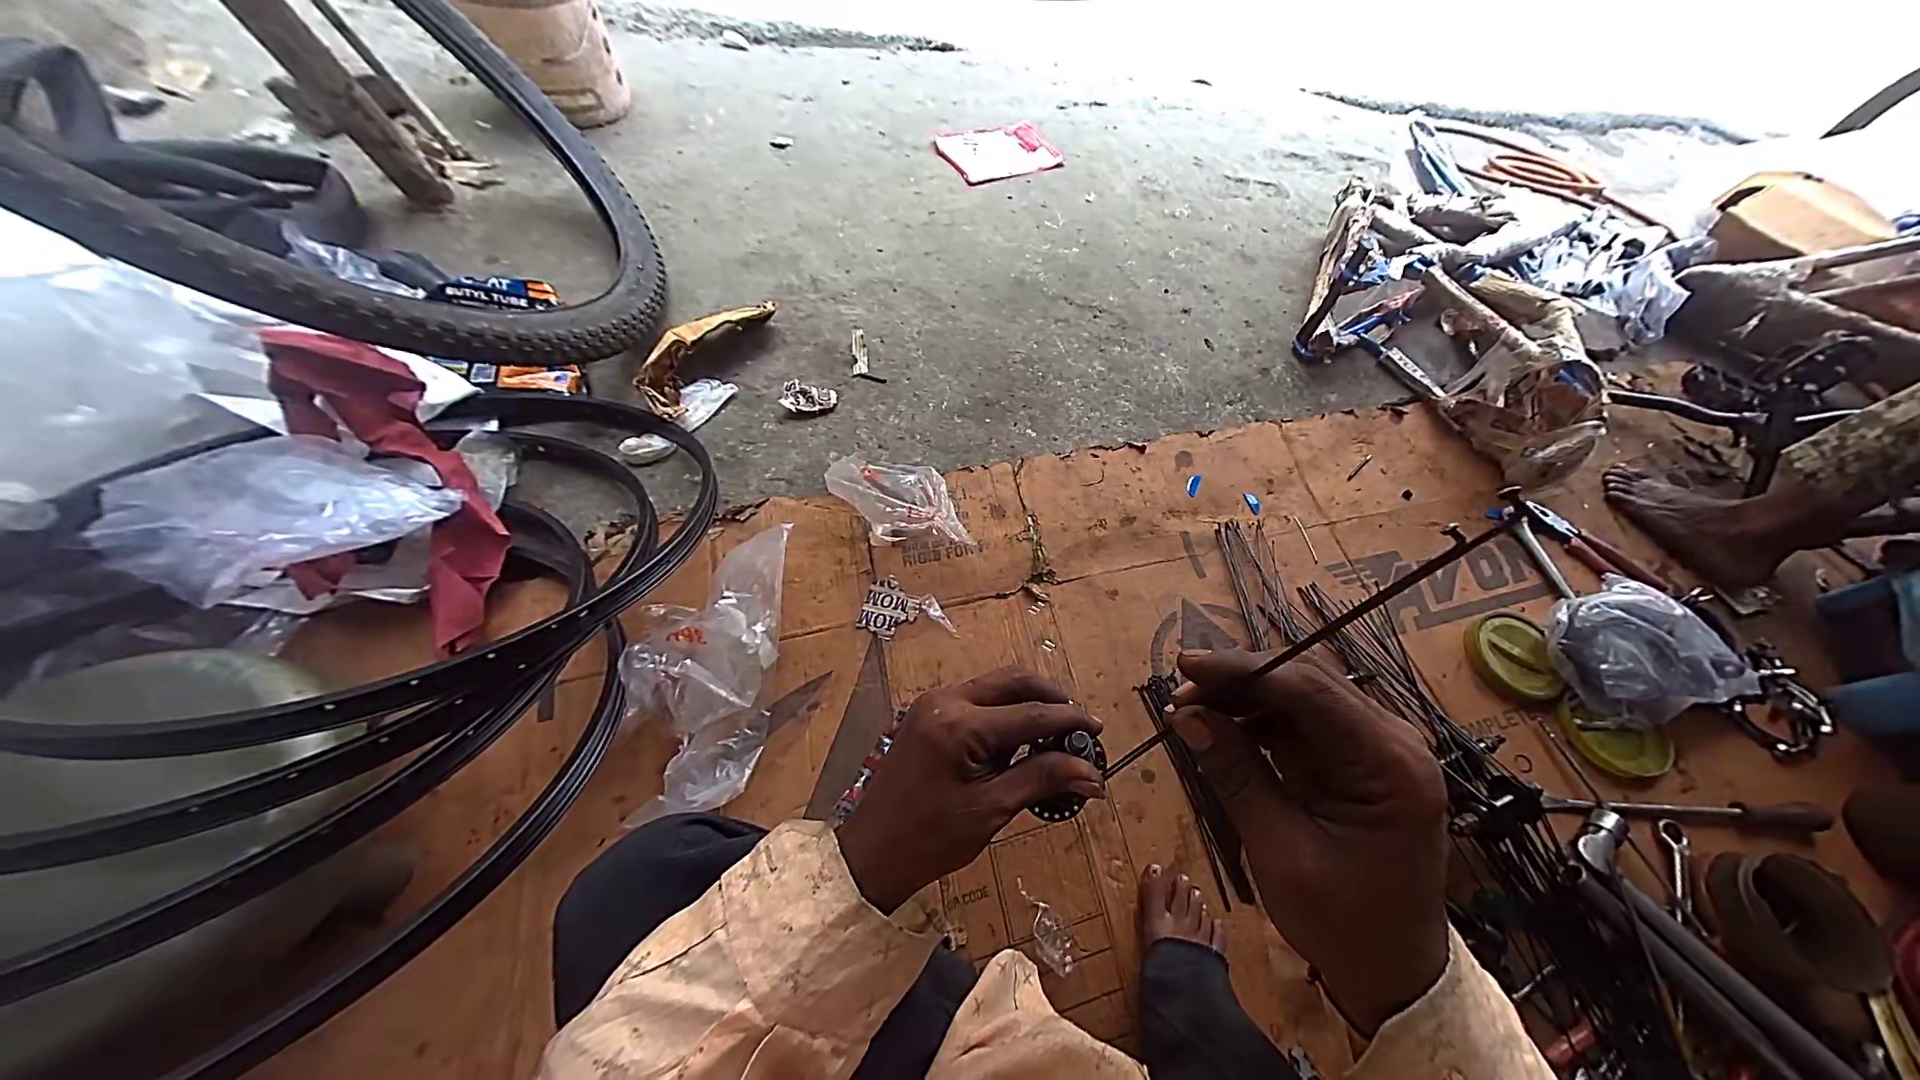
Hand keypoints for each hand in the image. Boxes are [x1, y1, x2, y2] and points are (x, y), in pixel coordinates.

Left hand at [838, 668, 1104, 913]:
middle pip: (1013, 681)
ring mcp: (933, 703)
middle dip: (1051, 699)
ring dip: (1027, 704)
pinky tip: (1019, 741)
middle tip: (1078, 728)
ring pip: (995, 686)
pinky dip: (1004, 712)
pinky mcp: (928, 713)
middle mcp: (945, 701)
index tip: (1097, 730)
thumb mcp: (991, 809)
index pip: (1030, 712)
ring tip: (1053, 738)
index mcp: (959, 725)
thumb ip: (1042, 779)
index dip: (1070, 720)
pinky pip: (977, 699)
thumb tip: (1092, 773)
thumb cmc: (928, 839)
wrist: (871, 852)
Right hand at [1170, 650, 1449, 1035]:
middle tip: (1182, 690)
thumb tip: (1186, 715)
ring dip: (1243, 697)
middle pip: (1305, 684)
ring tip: (1192, 708)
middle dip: (1238, 680)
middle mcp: (1391, 743)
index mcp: (1390, 764)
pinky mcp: (1353, 760)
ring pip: (1298, 697)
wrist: (1392, 972)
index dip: (1242, 670)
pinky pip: (1299, 722)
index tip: (1186, 665)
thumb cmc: (1343, 922)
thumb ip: (1235, 773)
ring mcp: (1374, 749)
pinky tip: (1222, 725)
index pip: (1309, 689)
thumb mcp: (1279, 848)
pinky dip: (1256, 719)